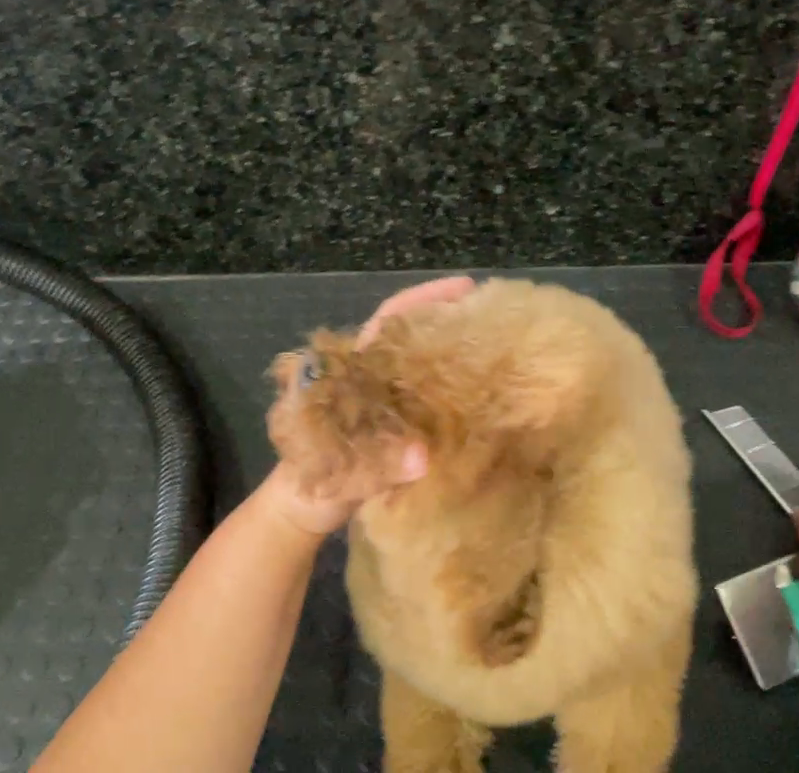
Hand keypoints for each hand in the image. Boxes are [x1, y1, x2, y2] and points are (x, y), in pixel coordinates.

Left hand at [261, 276, 475, 534]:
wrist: (301, 511)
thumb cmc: (309, 483)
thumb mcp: (339, 475)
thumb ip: (376, 468)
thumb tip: (422, 457)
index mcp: (348, 370)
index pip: (388, 320)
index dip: (423, 300)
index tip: (464, 288)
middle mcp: (368, 375)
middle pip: (410, 335)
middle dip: (448, 321)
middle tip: (495, 319)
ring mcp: (382, 398)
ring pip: (420, 363)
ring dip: (452, 353)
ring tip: (496, 349)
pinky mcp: (393, 423)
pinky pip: (426, 395)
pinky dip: (450, 389)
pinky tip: (479, 394)